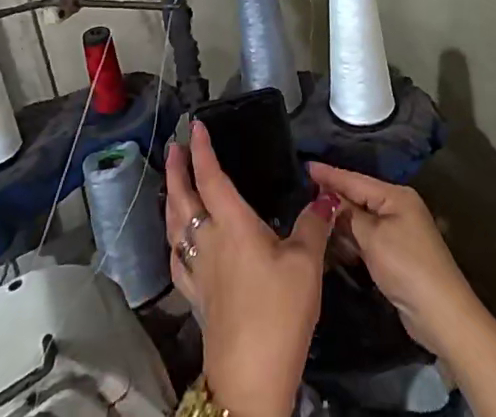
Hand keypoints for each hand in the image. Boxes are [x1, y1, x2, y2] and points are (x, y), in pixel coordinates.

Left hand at [165, 121, 339, 416]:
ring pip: (174, 223)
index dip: (202, 149)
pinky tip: (177, 242)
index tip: (195, 125)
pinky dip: (173, 239)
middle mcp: (206, 238)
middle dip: (176, 168)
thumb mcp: (306, 264)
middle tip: (174, 147)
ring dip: (171, 197)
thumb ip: (313, 227)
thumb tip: (325, 197)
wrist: (251, 369)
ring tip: (171, 184)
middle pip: (182, 195)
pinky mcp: (193, 293)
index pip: (210, 176)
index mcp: (231, 223)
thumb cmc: (280, 309)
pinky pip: (176, 256)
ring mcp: (195, 267)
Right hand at [306, 161, 478, 355]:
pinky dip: (349, 238)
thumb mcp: (371, 236)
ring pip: (358, 218)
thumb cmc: (406, 267)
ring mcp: (397, 231)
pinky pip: (364, 236)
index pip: (353, 179)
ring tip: (309, 218)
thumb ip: (345, 212)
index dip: (327, 174)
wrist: (443, 317)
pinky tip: (330, 242)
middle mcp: (398, 208)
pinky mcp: (394, 252)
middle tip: (299, 193)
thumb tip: (323, 195)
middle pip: (356, 197)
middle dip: (331, 198)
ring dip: (338, 222)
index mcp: (396, 196)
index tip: (302, 165)